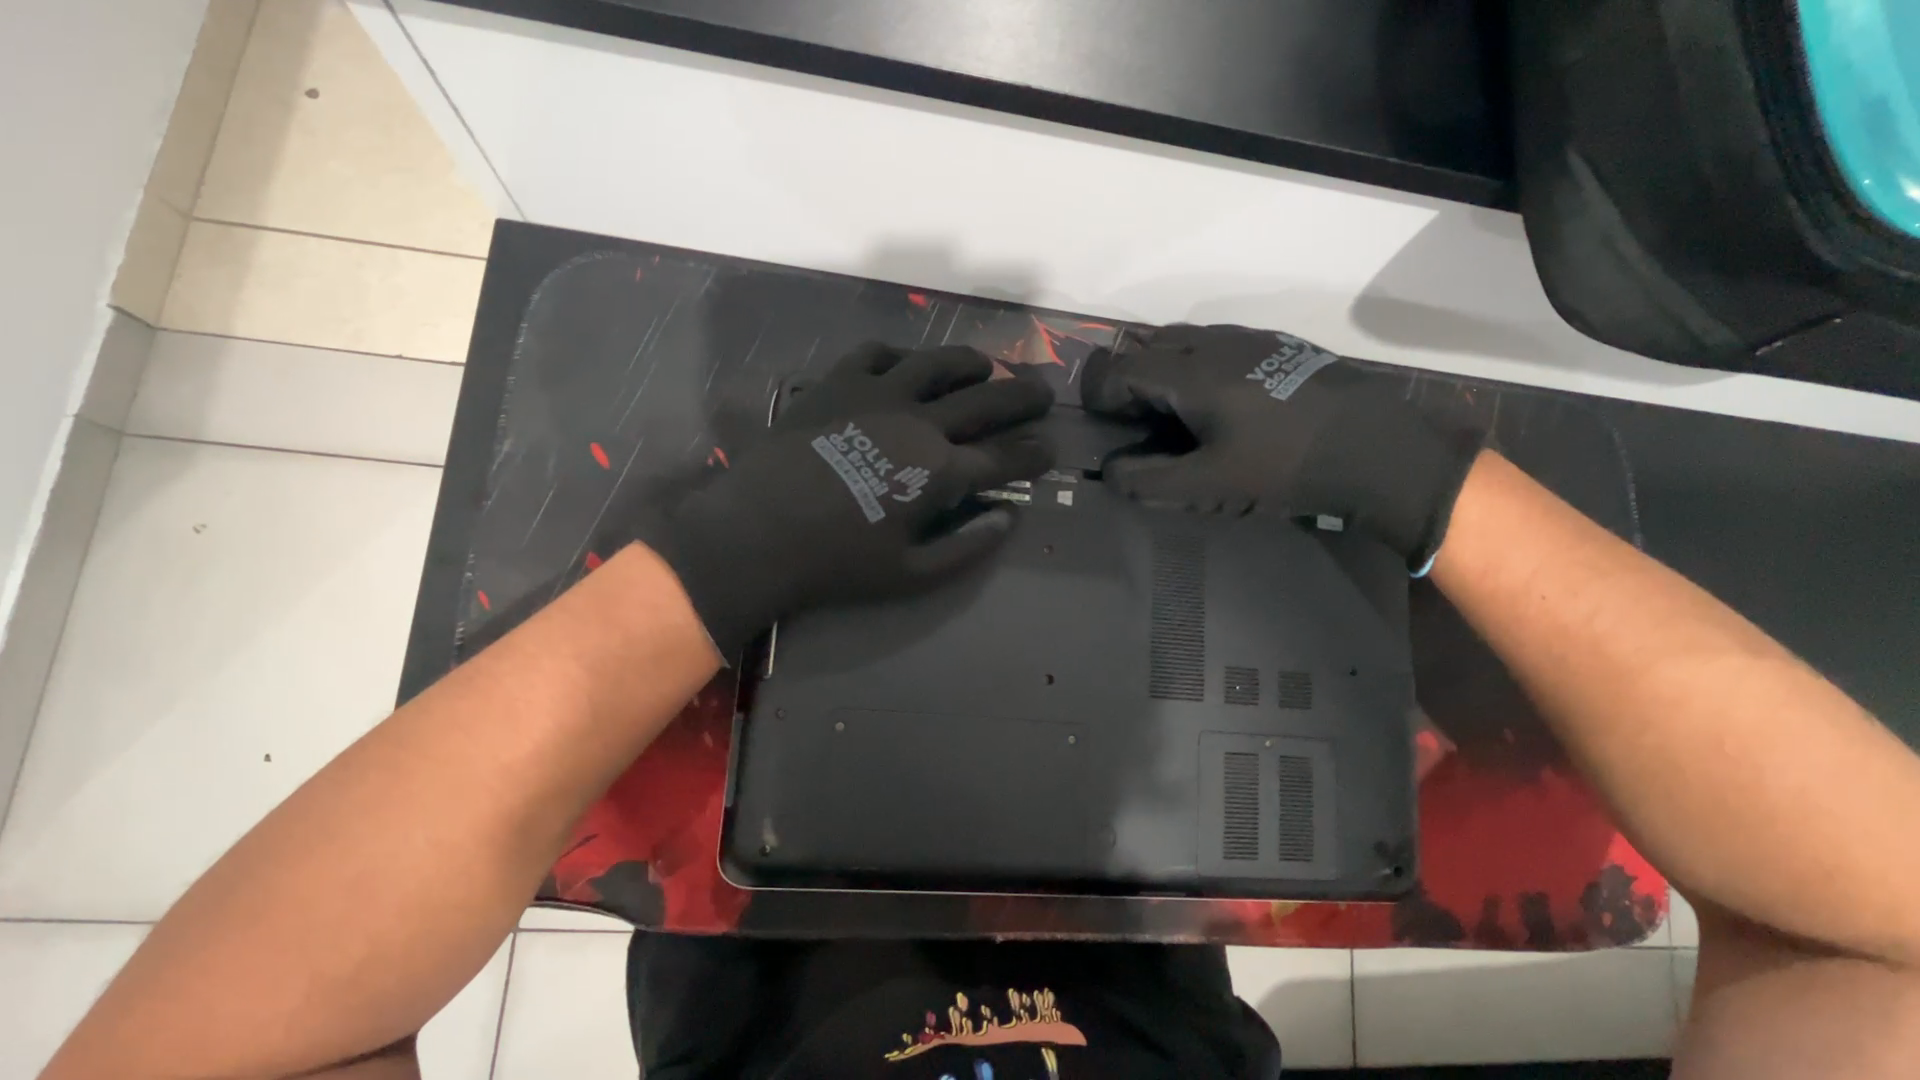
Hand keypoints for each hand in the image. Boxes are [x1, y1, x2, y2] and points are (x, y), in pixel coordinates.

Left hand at [637, 343, 1054, 657]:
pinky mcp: (836, 382)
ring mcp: (877, 394)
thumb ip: (967, 547)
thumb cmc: (836, 563)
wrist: (756, 533)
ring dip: (970, 363)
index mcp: (941, 472)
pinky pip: (877, 354)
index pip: (1006, 458)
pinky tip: (907, 364)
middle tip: (1043, 393)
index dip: (1035, 453)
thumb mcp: (910, 575)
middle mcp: (920, 422)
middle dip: (1023, 397)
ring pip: (938, 364)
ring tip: (984, 366)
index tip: (1051, 449)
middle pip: (986, 400)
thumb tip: (1008, 517)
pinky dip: (901, 356)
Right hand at [1080, 324, 1478, 571]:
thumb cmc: (1284, 467)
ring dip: (1166, 370)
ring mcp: (1249, 337)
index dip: (1100, 398)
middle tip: (1140, 423)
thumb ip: (1149, 481)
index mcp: (1189, 373)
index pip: (1118, 369)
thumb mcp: (1209, 486)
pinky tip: (1225, 404)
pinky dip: (1201, 366)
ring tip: (1179, 415)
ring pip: (1185, 340)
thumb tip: (1110, 472)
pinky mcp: (1279, 344)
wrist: (1377, 446)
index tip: (1106, 429)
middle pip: (1147, 345)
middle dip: (1131, 380)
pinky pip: (1220, 343)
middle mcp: (1213, 342)